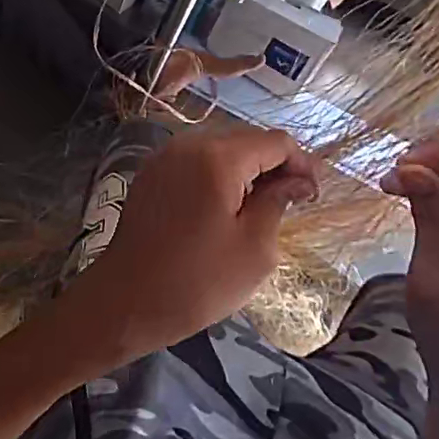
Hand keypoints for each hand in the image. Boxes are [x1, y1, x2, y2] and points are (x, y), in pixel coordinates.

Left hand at [59, 129, 317, 363]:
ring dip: (245, 168)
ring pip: (218, 147)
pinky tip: (224, 205)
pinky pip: (193, 161)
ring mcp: (163, 157)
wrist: (125, 299)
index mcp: (217, 157)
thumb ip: (277, 202)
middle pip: (244, 139)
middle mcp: (187, 145)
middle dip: (273, 163)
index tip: (312, 193)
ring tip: (261, 205)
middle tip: (292, 201)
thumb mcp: (254, 248)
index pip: (273, 141)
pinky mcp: (150, 173)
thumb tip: (296, 180)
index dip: (300, 162)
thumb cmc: (197, 280)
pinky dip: (216, 174)